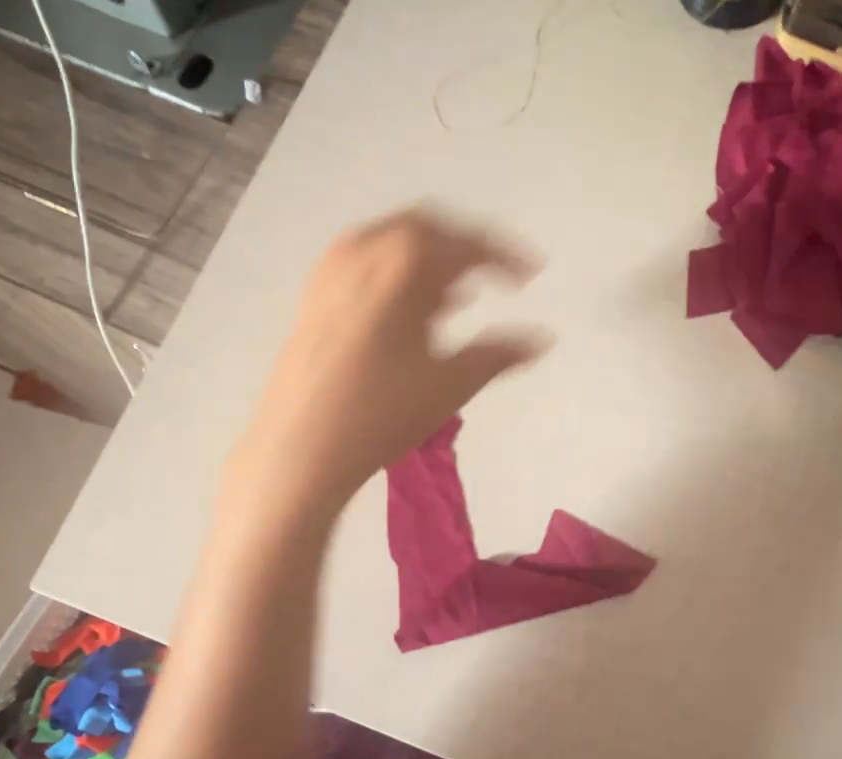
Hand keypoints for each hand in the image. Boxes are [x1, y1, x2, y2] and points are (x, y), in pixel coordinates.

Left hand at [235, 207, 549, 508]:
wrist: (300, 447)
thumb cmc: (382, 412)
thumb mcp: (451, 383)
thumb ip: (500, 354)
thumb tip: (542, 340)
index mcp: (402, 260)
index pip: (465, 242)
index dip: (504, 257)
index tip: (531, 276)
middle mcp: (363, 249)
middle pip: (425, 229)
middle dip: (463, 251)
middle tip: (493, 281)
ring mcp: (331, 269)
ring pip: (391, 246)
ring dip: (428, 265)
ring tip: (455, 303)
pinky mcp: (313, 295)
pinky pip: (365, 265)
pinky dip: (396, 277)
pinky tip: (409, 317)